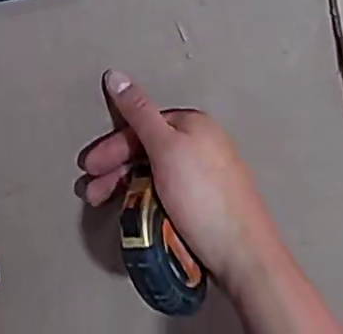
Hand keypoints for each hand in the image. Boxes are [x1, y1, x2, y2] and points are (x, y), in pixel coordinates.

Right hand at [77, 73, 342, 333]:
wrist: (248, 264)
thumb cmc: (210, 205)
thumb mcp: (164, 148)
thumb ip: (137, 111)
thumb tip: (117, 77)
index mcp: (196, 125)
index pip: (139, 124)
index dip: (112, 146)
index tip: (94, 164)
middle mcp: (204, 146)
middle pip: (145, 150)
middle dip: (116, 171)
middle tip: (98, 188)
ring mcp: (208, 178)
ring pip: (155, 176)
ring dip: (130, 190)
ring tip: (119, 209)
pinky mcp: (209, 206)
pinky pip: (170, 196)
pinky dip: (151, 204)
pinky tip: (145, 216)